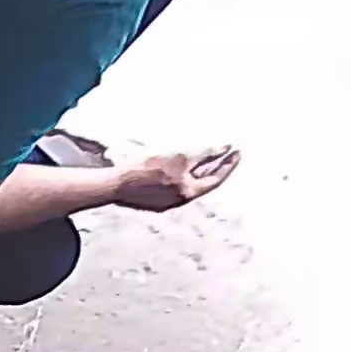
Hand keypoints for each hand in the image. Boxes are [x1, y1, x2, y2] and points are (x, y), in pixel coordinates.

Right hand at [113, 146, 240, 210]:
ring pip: (185, 187)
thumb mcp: (179, 157)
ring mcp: (161, 204)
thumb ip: (204, 153)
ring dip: (195, 174)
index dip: (228, 165)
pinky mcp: (149, 202)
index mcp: (187, 193)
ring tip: (202, 160)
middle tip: (222, 154)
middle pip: (200, 185)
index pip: (215, 179)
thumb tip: (224, 147)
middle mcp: (176, 202)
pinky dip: (180, 179)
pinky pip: (171, 189)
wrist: (114, 185)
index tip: (236, 152)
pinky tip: (177, 169)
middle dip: (212, 168)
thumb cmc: (145, 171)